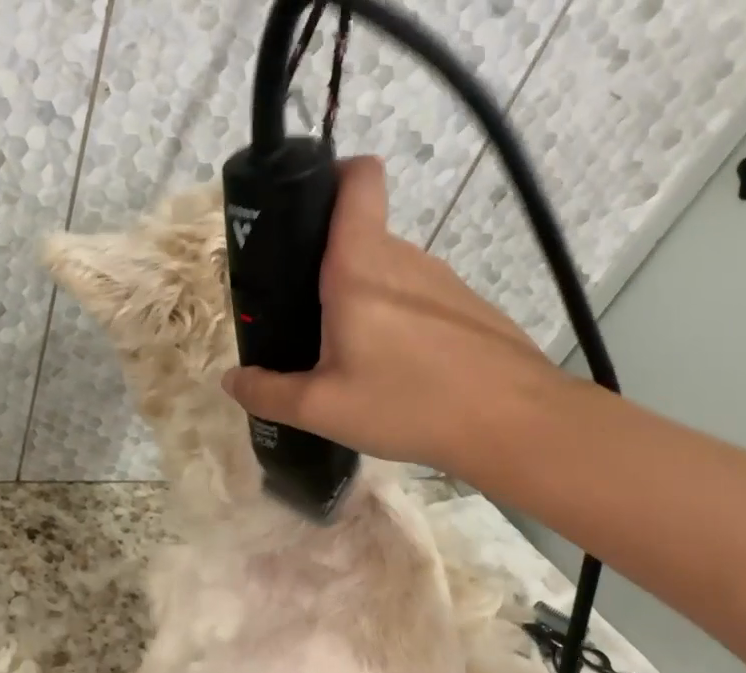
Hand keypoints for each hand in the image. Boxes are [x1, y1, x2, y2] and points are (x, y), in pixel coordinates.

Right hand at [220, 156, 566, 473]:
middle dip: (320, 269)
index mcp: (359, 267)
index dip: (329, 176)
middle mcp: (401, 258)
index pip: (357, 180)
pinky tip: (388, 371)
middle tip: (296, 321)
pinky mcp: (462, 305)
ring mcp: (438, 280)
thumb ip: (267, 392)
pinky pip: (409, 298)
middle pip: (355, 237)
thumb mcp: (320, 409)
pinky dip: (388, 320)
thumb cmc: (408, 403)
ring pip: (381, 273)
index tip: (300, 210)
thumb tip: (232, 380)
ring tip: (340, 357)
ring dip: (354, 301)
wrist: (513, 423)